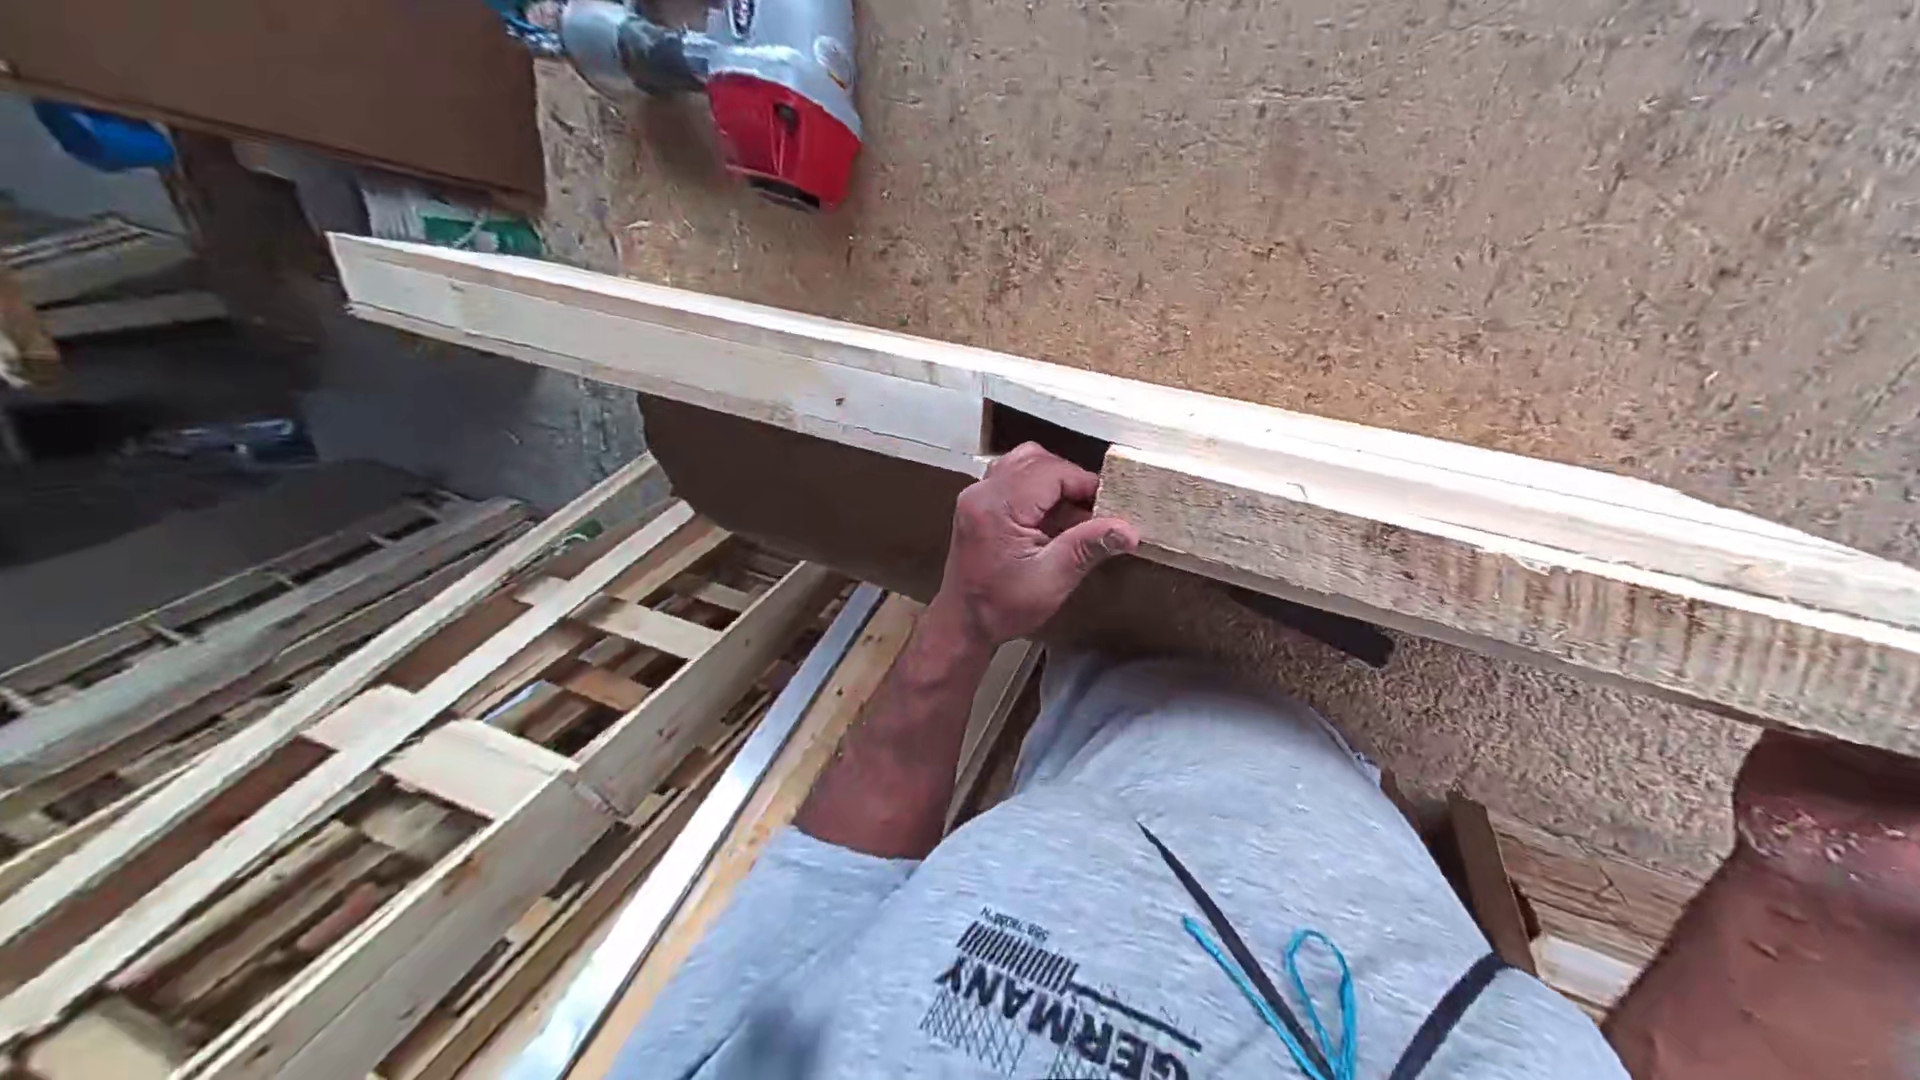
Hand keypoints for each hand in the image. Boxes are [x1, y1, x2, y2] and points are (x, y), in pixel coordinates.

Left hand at [926, 442, 1139, 648]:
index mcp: (995, 507)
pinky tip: (1056, 519)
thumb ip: (1087, 547)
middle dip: (1071, 480)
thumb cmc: (999, 608)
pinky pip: (1014, 480)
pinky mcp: (980, 505)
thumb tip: (1126, 530)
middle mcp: (982, 493)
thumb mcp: (1051, 580)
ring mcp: (977, 496)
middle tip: (1096, 508)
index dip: (1085, 483)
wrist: (962, 623)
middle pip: (1036, 460)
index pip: (1050, 472)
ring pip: (1025, 464)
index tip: (1110, 505)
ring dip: (1055, 482)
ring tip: (1077, 512)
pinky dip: (1039, 491)